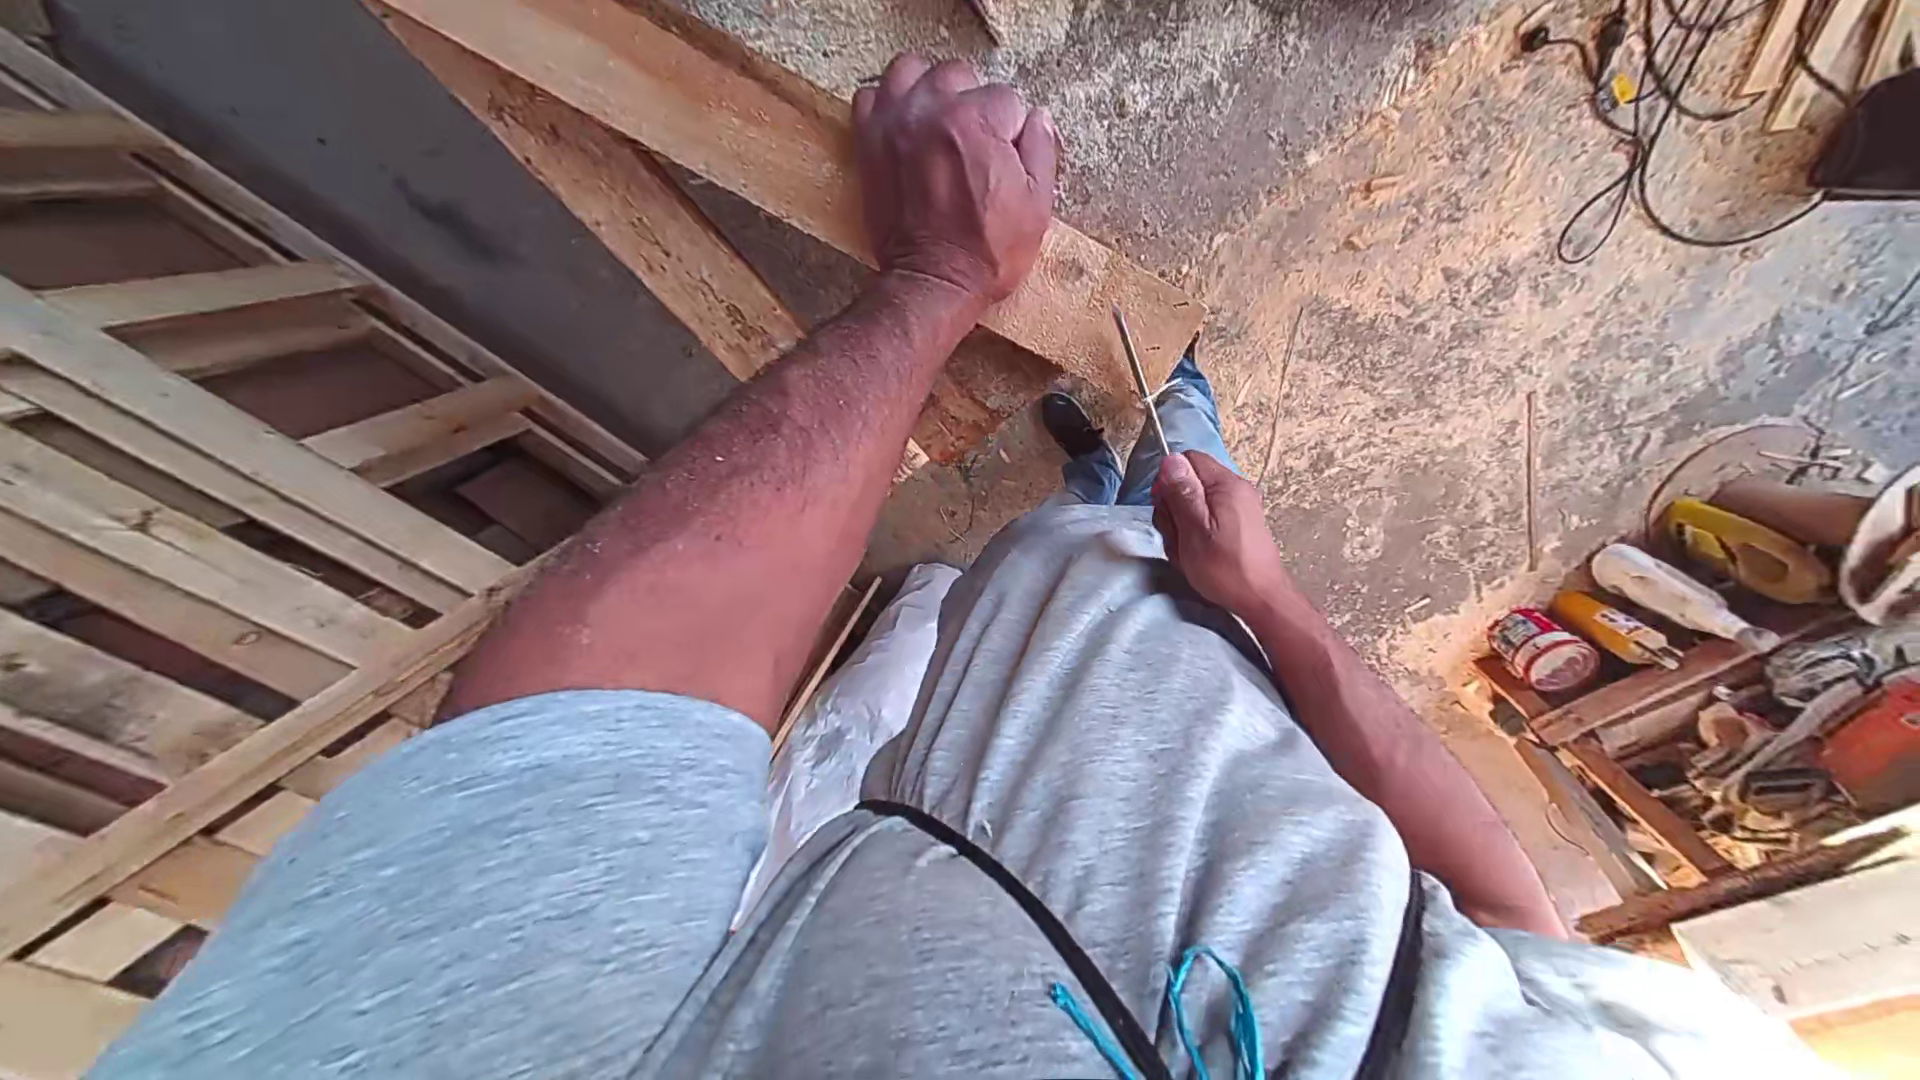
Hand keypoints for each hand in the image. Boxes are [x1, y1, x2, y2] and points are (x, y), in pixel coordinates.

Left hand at [853, 54, 1056, 303]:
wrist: (934, 284)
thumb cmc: (986, 254)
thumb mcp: (1036, 209)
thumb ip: (1041, 152)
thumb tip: (1037, 119)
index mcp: (978, 121)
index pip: (1006, 101)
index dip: (1011, 135)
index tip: (1005, 165)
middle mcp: (931, 111)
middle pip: (959, 78)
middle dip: (972, 108)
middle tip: (974, 150)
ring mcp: (895, 125)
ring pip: (912, 73)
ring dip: (929, 94)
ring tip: (939, 128)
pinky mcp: (869, 145)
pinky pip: (871, 98)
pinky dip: (888, 107)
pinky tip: (905, 131)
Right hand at [1152, 451, 1292, 618]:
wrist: (1260, 598)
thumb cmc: (1224, 568)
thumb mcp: (1194, 530)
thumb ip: (1182, 492)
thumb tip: (1170, 459)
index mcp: (1226, 485)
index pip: (1187, 459)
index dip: (1167, 480)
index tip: (1164, 507)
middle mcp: (1235, 489)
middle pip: (1189, 480)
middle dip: (1173, 506)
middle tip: (1176, 534)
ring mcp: (1239, 505)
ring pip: (1194, 501)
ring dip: (1181, 523)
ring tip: (1186, 547)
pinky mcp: (1238, 522)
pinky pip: (1206, 516)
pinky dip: (1194, 531)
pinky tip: (1195, 551)